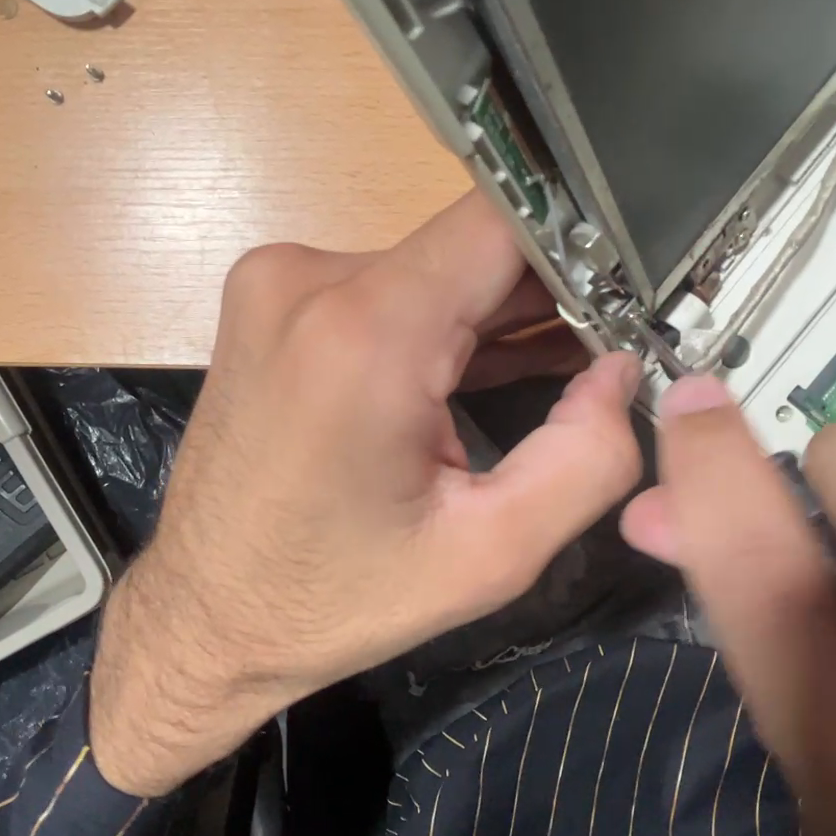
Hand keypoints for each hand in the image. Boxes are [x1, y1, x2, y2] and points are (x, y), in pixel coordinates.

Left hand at [89, 192, 644, 795]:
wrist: (207, 613)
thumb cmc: (335, 598)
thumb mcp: (489, 554)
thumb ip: (586, 457)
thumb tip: (621, 369)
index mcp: (364, 331)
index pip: (502, 222)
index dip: (578, 249)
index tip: (627, 296)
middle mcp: (307, 279)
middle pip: (468, 247)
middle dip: (542, 294)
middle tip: (604, 351)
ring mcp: (277, 283)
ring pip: (429, 267)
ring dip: (491, 312)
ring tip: (559, 364)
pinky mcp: (269, 301)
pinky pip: (383, 287)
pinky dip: (437, 321)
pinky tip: (486, 362)